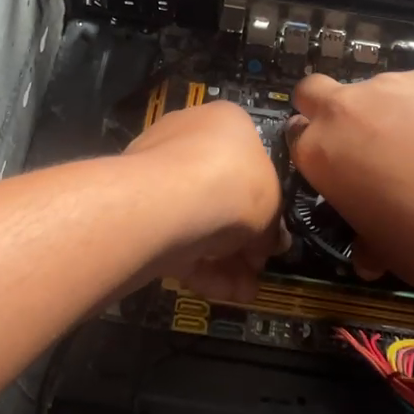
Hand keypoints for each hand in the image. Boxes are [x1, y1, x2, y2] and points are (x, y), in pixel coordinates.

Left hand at [124, 101, 284, 302]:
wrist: (169, 201)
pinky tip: (221, 292)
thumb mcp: (274, 202)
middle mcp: (188, 137)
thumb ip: (273, 224)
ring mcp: (158, 173)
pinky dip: (199, 267)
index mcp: (225, 121)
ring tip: (242, 292)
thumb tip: (269, 242)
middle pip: (222, 194)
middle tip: (256, 266)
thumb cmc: (234, 183)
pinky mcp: (138, 209)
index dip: (263, 200)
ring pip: (198, 221)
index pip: (249, 157)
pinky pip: (175, 238)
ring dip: (224, 261)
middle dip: (242, 239)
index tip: (271, 233)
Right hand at [289, 70, 413, 302]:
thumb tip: (369, 248)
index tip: (337, 175)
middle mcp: (349, 108)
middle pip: (315, 91)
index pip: (295, 138)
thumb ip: (365, 235)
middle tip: (362, 148)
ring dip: (387, 114)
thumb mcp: (386, 251)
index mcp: (320, 151)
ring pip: (377, 91)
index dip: (315, 155)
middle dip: (328, 113)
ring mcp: (398, 84)